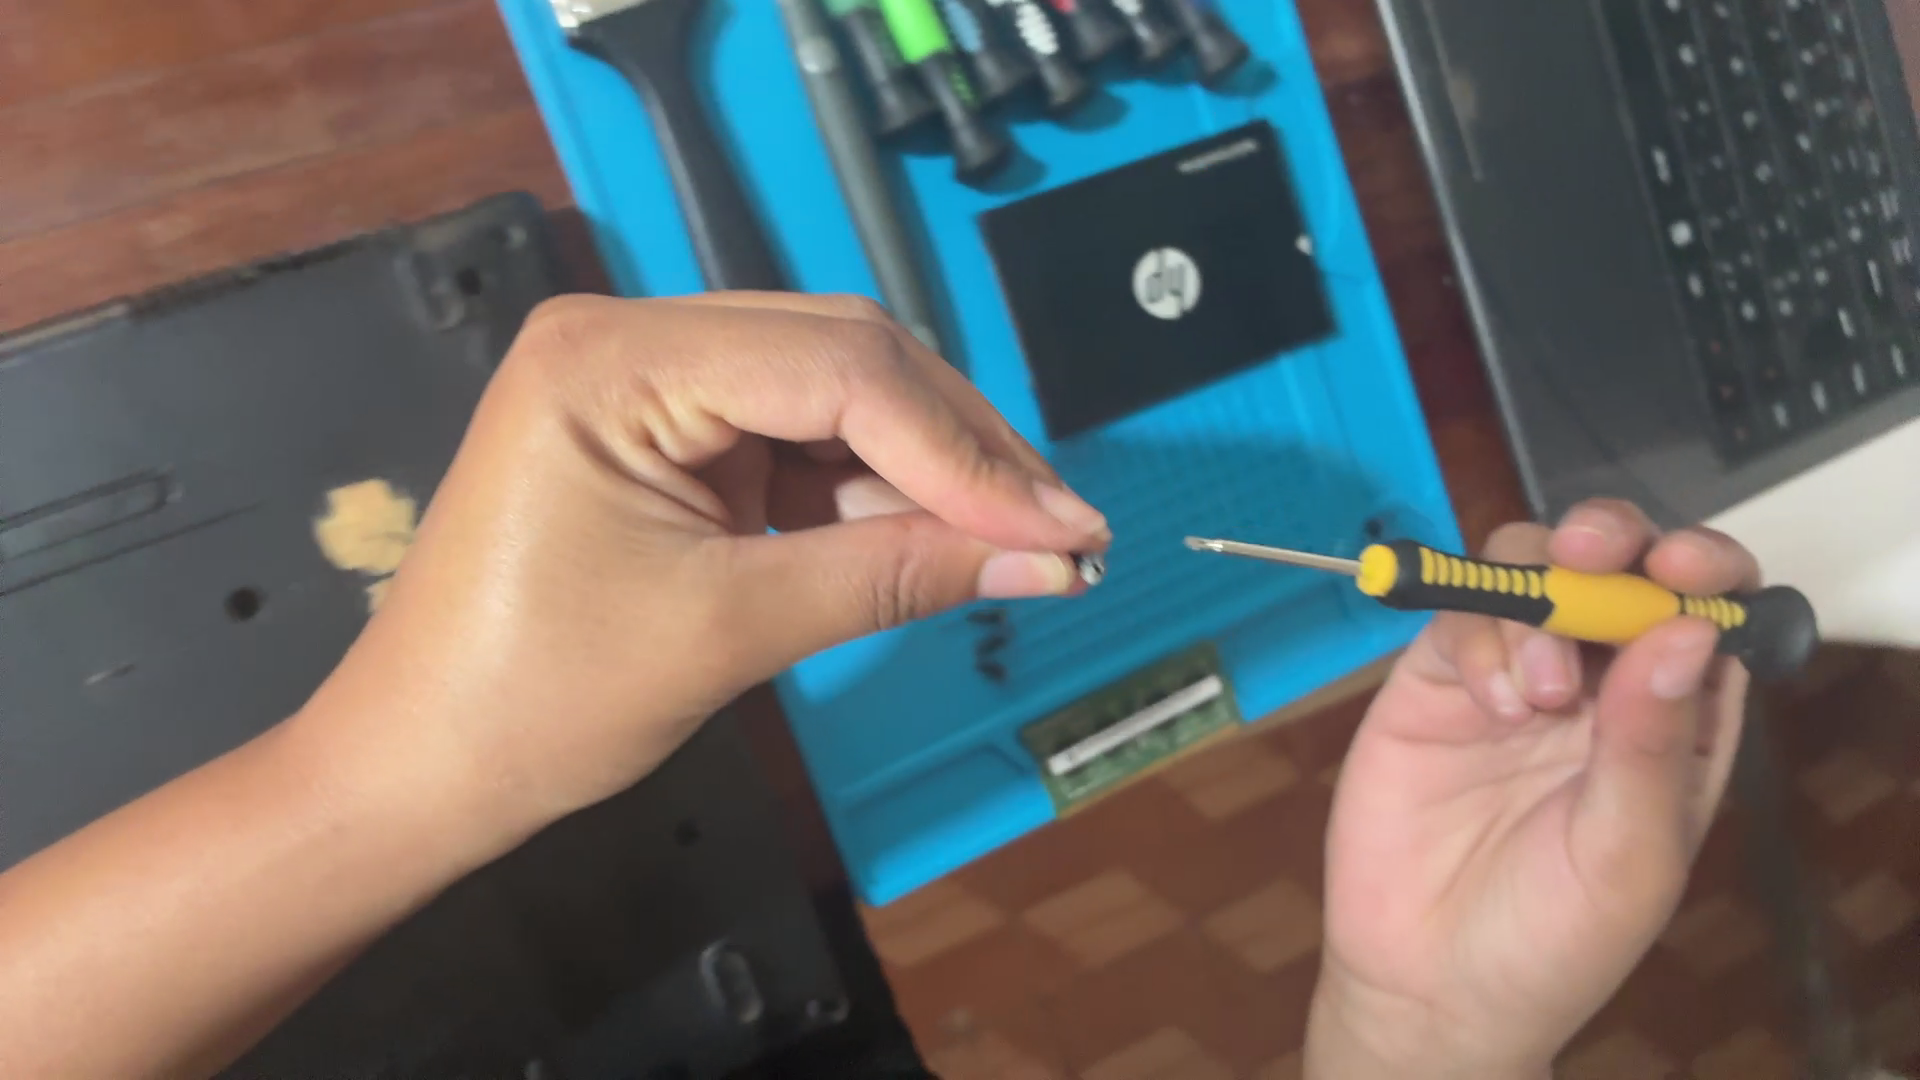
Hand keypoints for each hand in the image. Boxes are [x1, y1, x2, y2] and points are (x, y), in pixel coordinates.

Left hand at [304, 292, 1108, 842]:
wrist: (426, 767)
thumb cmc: (543, 704)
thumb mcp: (735, 630)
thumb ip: (897, 577)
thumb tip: (1048, 560)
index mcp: (622, 358)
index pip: (842, 373)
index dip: (966, 456)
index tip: (1064, 526)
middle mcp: (647, 338)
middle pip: (854, 366)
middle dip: (964, 454)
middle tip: (1059, 526)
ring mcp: (668, 382)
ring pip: (847, 403)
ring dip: (933, 476)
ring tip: (1016, 540)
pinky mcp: (688, 434)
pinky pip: (814, 446)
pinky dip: (882, 495)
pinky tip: (935, 538)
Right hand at [1306, 500, 1756, 1077]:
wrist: (1423, 972)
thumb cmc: (1551, 937)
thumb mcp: (1629, 854)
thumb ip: (1653, 745)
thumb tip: (1685, 632)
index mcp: (1666, 726)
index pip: (1698, 618)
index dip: (1697, 572)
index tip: (1679, 565)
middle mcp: (1585, 687)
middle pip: (1601, 572)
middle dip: (1601, 543)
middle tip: (1586, 553)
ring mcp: (1499, 677)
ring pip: (1517, 579)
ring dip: (1528, 607)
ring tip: (1529, 699)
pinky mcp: (1429, 684)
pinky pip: (1450, 624)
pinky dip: (1471, 642)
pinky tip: (1484, 706)